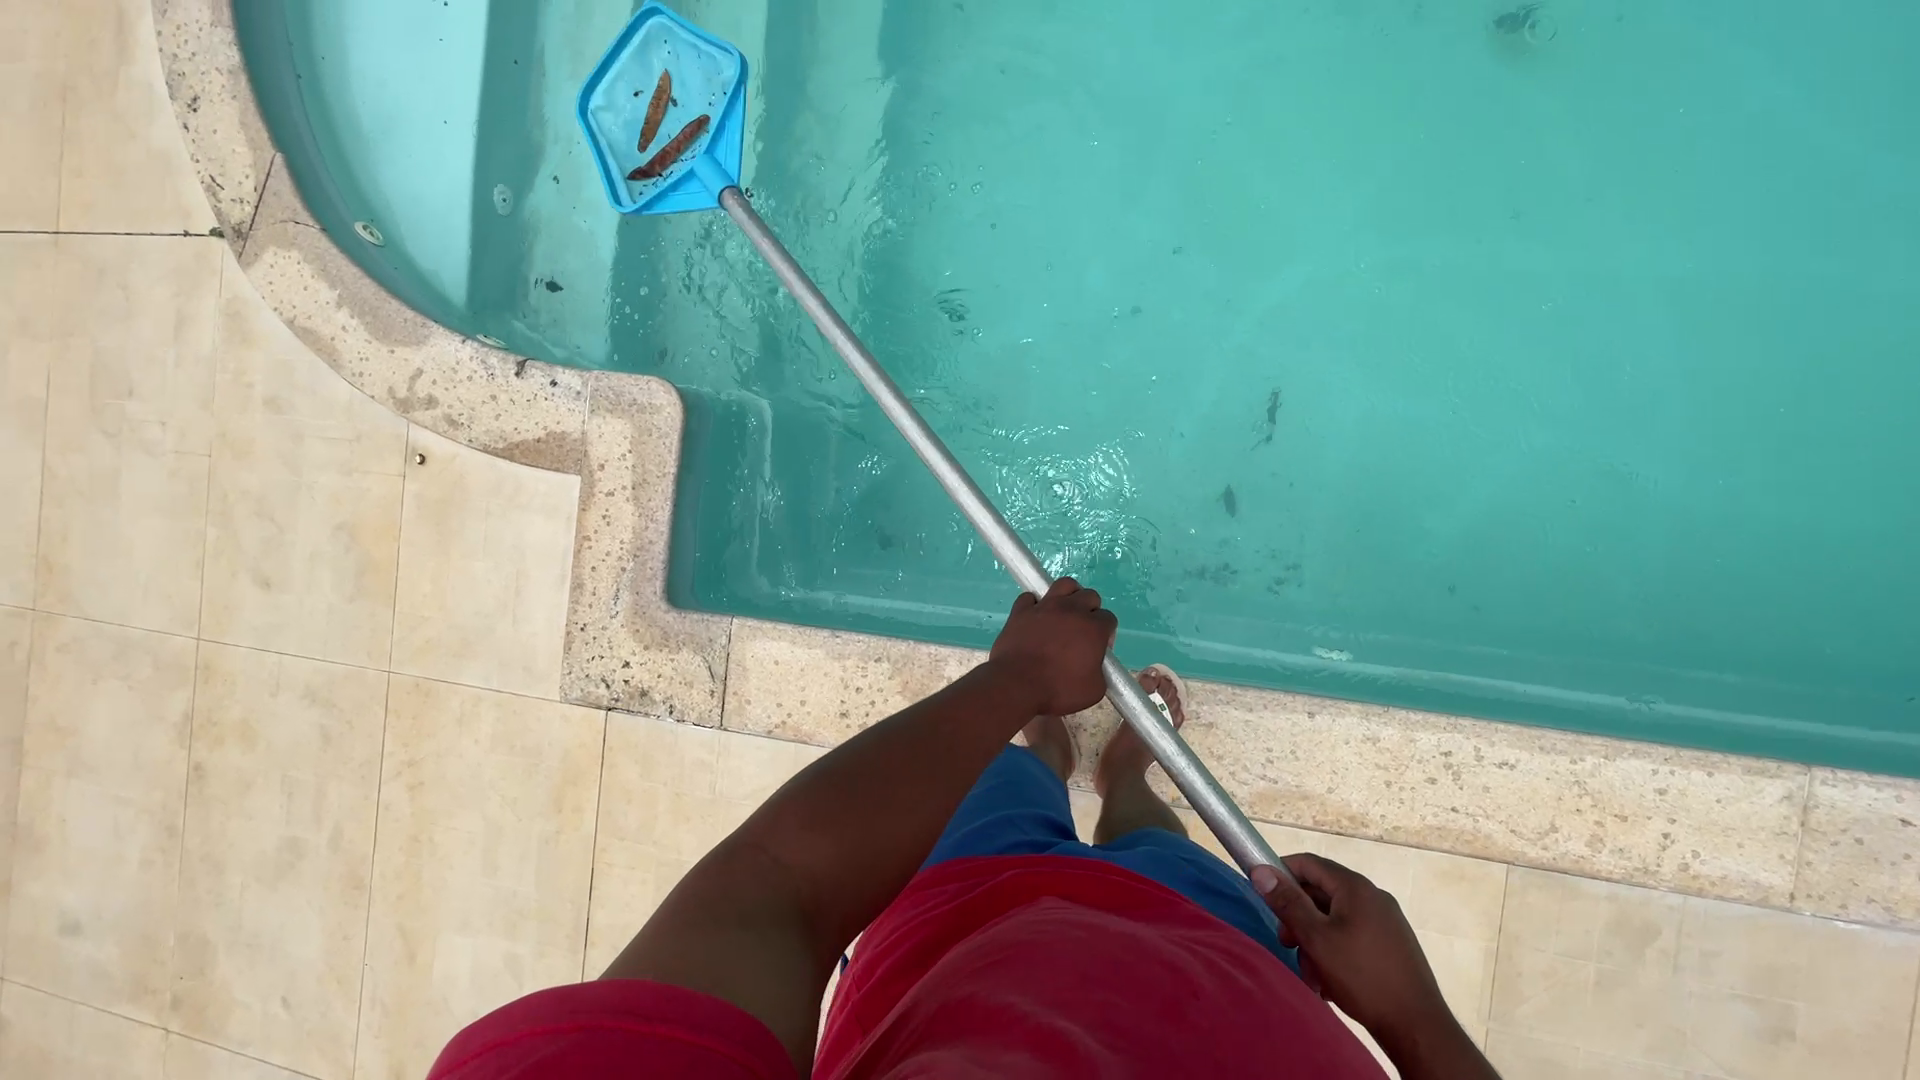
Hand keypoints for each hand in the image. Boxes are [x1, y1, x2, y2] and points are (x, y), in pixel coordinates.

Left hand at [986, 577, 1117, 716]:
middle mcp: (1071, 610)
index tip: (1097, 648)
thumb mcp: (1094, 690)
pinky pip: (1029, 597)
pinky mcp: (1021, 610)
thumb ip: (1100, 672)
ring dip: (1068, 595)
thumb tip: (1094, 665)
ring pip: (1064, 585)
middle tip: (1081, 631)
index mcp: (1093, 628)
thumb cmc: (1058, 690)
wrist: (1017, 685)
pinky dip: (1033, 605)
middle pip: (1089, 595)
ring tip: (1063, 612)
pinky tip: (1034, 618)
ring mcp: (1044, 606)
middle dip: (1090, 610)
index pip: (1108, 619)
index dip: (1105, 634)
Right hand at [1251, 854, 1457, 1049]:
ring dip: (1315, 942)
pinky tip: (1330, 981)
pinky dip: (1335, 951)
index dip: (1282, 873)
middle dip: (1298, 918)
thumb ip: (1288, 902)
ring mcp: (1386, 922)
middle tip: (1287, 944)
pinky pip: (1352, 936)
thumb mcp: (1316, 938)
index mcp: (1355, 887)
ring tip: (1311, 974)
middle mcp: (1373, 897)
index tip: (1264, 895)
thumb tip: (1261, 870)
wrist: (1418, 1027)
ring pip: (1335, 919)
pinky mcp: (1392, 945)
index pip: (1309, 863)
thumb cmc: (1362, 976)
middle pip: (1321, 894)